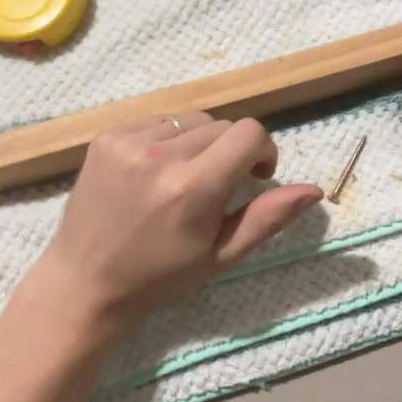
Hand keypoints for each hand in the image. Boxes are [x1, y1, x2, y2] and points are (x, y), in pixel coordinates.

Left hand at [6, 114, 323, 343]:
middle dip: (231, 152)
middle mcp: (159, 155)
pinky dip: (168, 139)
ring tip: (184, 179)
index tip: (254, 177)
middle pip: (223, 125)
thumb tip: (314, 190)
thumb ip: (268, 218)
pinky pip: (158, 120)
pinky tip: (156, 172)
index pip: (249, 133)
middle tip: (216, 189)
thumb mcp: (222, 255)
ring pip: (192, 119)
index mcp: (192, 188)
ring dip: (201, 143)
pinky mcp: (106, 135)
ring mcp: (128, 141)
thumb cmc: (161, 276)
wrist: (86, 281)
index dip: (263, 151)